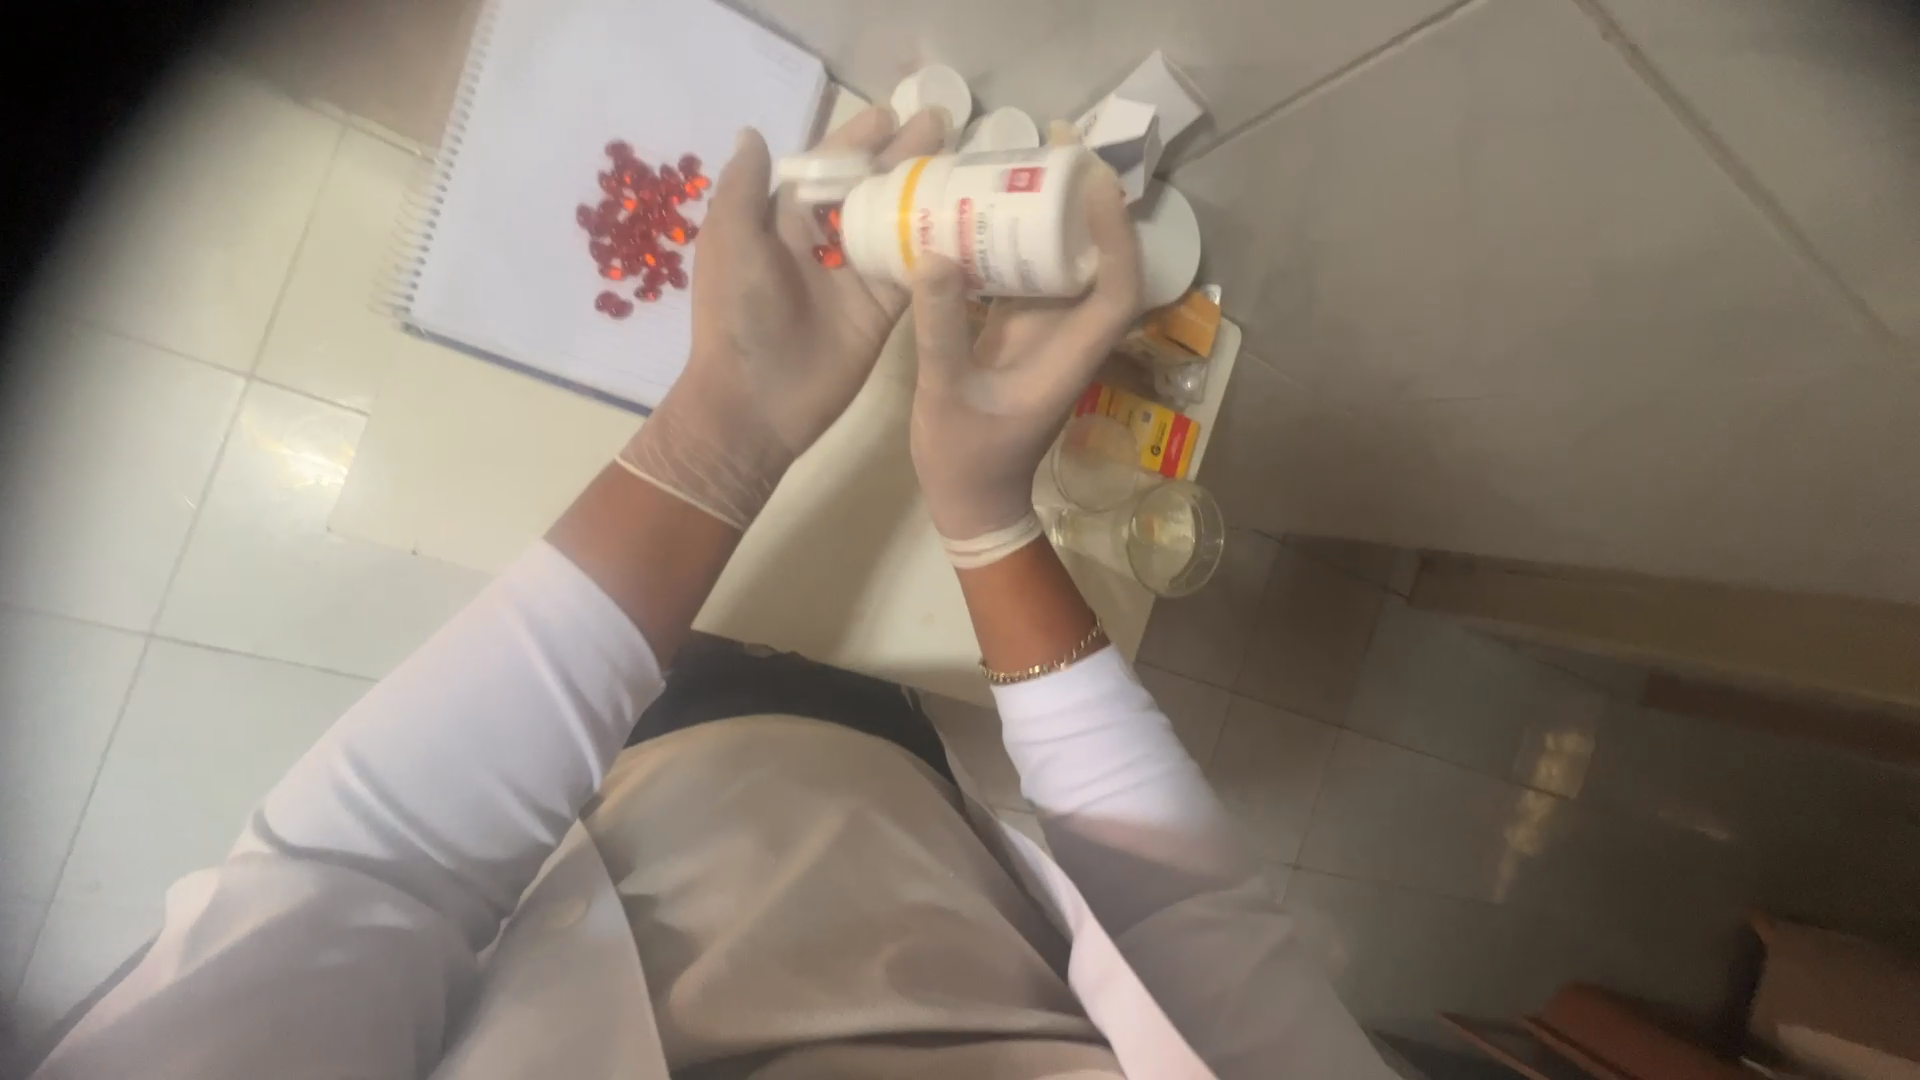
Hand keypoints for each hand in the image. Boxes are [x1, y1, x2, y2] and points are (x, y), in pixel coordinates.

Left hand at [620, 106, 948, 529]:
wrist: (755, 403)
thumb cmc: (736, 318)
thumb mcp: (728, 242)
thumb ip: (744, 189)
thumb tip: (755, 134)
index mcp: (782, 224)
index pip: (825, 171)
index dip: (856, 142)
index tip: (891, 113)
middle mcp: (822, 246)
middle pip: (868, 193)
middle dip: (901, 160)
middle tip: (943, 127)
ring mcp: (854, 281)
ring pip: (895, 228)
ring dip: (925, 198)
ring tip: (964, 165)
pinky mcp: (879, 315)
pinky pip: (910, 277)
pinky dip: (934, 254)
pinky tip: (965, 224)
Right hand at [907, 161, 1141, 562]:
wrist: (971, 499)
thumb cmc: (967, 460)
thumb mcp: (947, 396)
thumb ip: (940, 331)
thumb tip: (936, 254)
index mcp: (1068, 358)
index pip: (1115, 290)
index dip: (1115, 235)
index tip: (1091, 182)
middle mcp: (1066, 339)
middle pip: (1096, 264)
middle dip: (1087, 204)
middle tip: (1055, 143)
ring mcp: (1043, 337)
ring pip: (1062, 265)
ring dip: (1051, 215)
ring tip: (1021, 160)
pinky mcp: (1017, 337)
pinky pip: (1026, 279)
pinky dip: (1014, 243)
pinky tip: (985, 209)